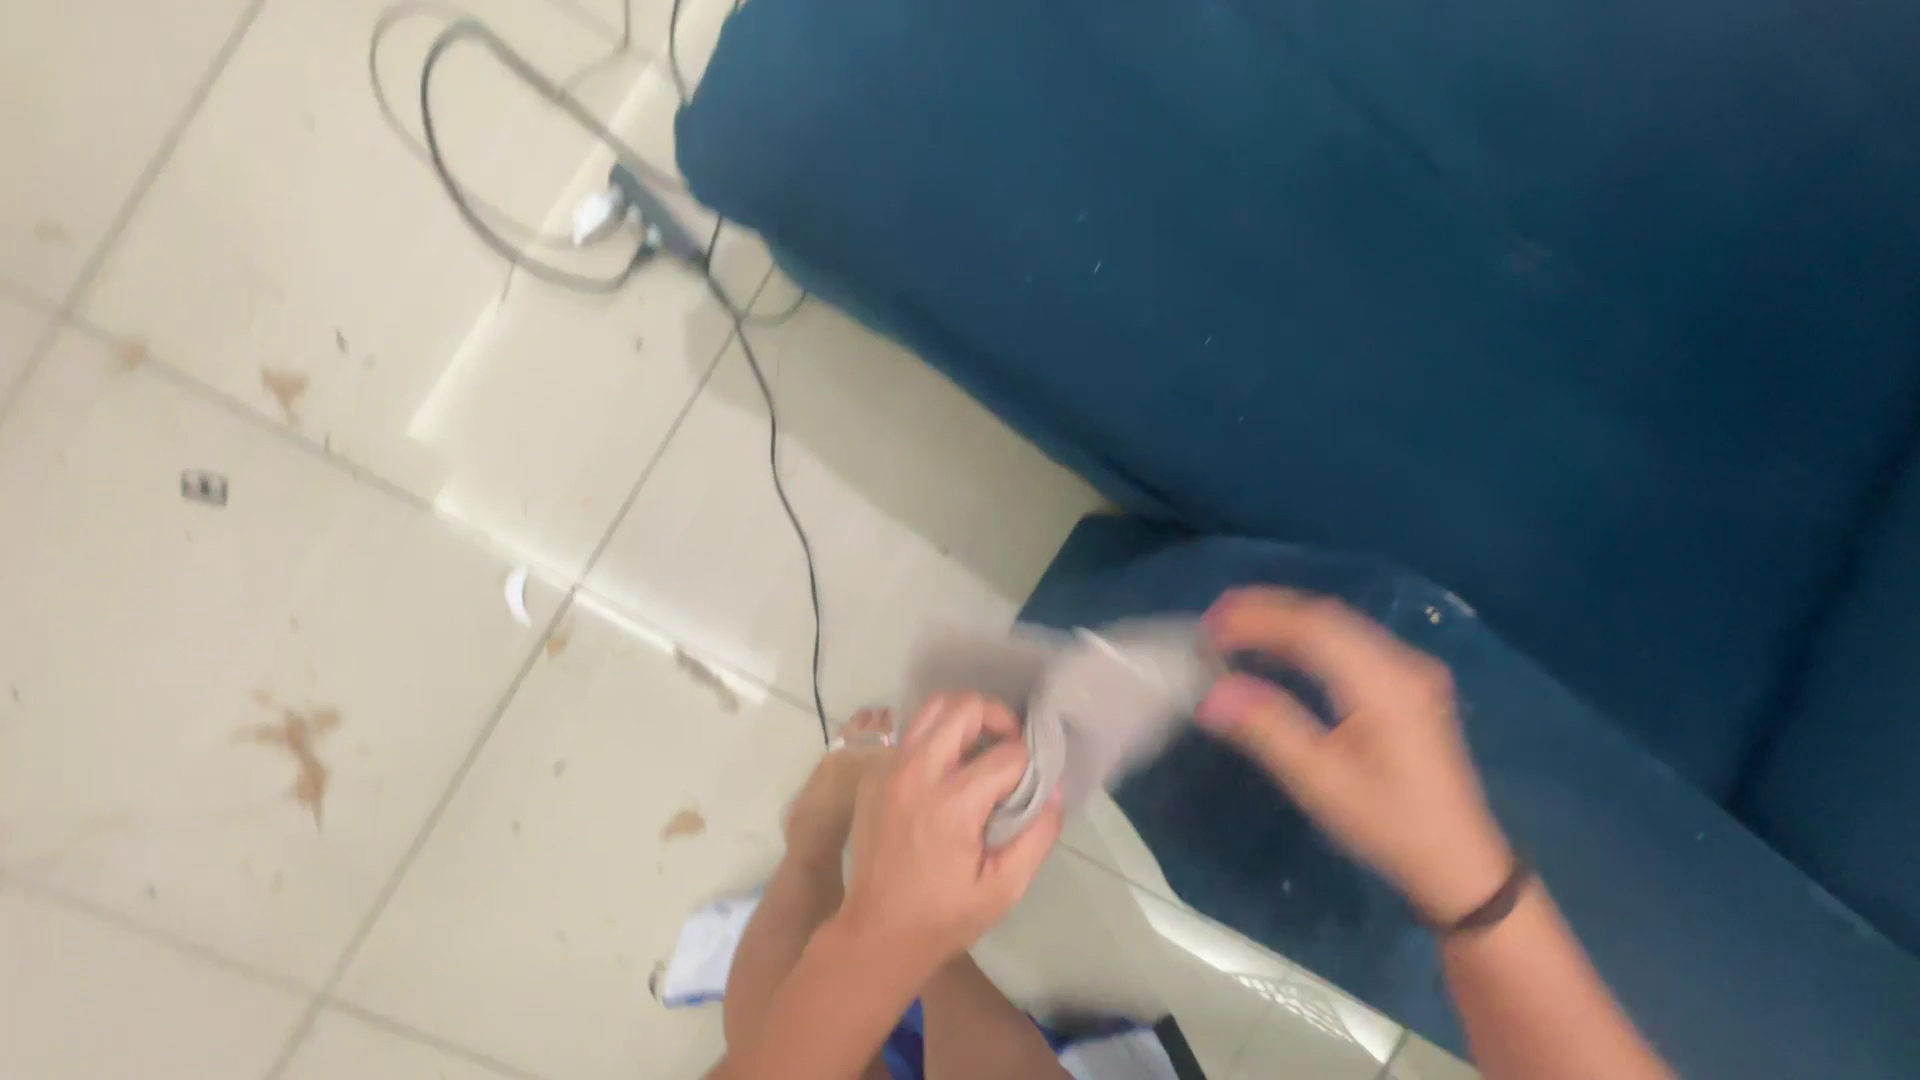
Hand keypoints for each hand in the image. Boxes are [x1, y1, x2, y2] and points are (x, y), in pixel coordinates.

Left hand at [835, 694, 1064, 972]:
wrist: (877, 932)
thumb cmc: (945, 915)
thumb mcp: (1004, 888)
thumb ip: (1038, 835)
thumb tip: (1055, 787)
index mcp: (952, 804)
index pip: (1008, 754)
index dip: (1030, 763)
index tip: (1032, 781)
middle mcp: (917, 773)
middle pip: (964, 706)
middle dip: (997, 717)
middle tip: (1009, 745)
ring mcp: (890, 768)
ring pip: (932, 707)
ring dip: (964, 718)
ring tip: (980, 747)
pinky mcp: (875, 773)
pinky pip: (911, 733)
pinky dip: (936, 737)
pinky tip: (947, 769)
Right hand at [1197, 588, 1512, 923]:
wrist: (1460, 863)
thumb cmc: (1389, 824)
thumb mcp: (1321, 782)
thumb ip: (1267, 729)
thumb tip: (1210, 692)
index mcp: (1385, 682)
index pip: (1313, 627)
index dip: (1257, 618)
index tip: (1208, 628)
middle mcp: (1401, 662)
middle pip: (1326, 616)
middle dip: (1265, 610)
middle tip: (1212, 620)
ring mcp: (1408, 670)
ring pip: (1336, 624)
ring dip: (1283, 620)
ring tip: (1233, 627)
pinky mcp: (1404, 684)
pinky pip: (1346, 641)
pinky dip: (1303, 636)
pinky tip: (1276, 648)